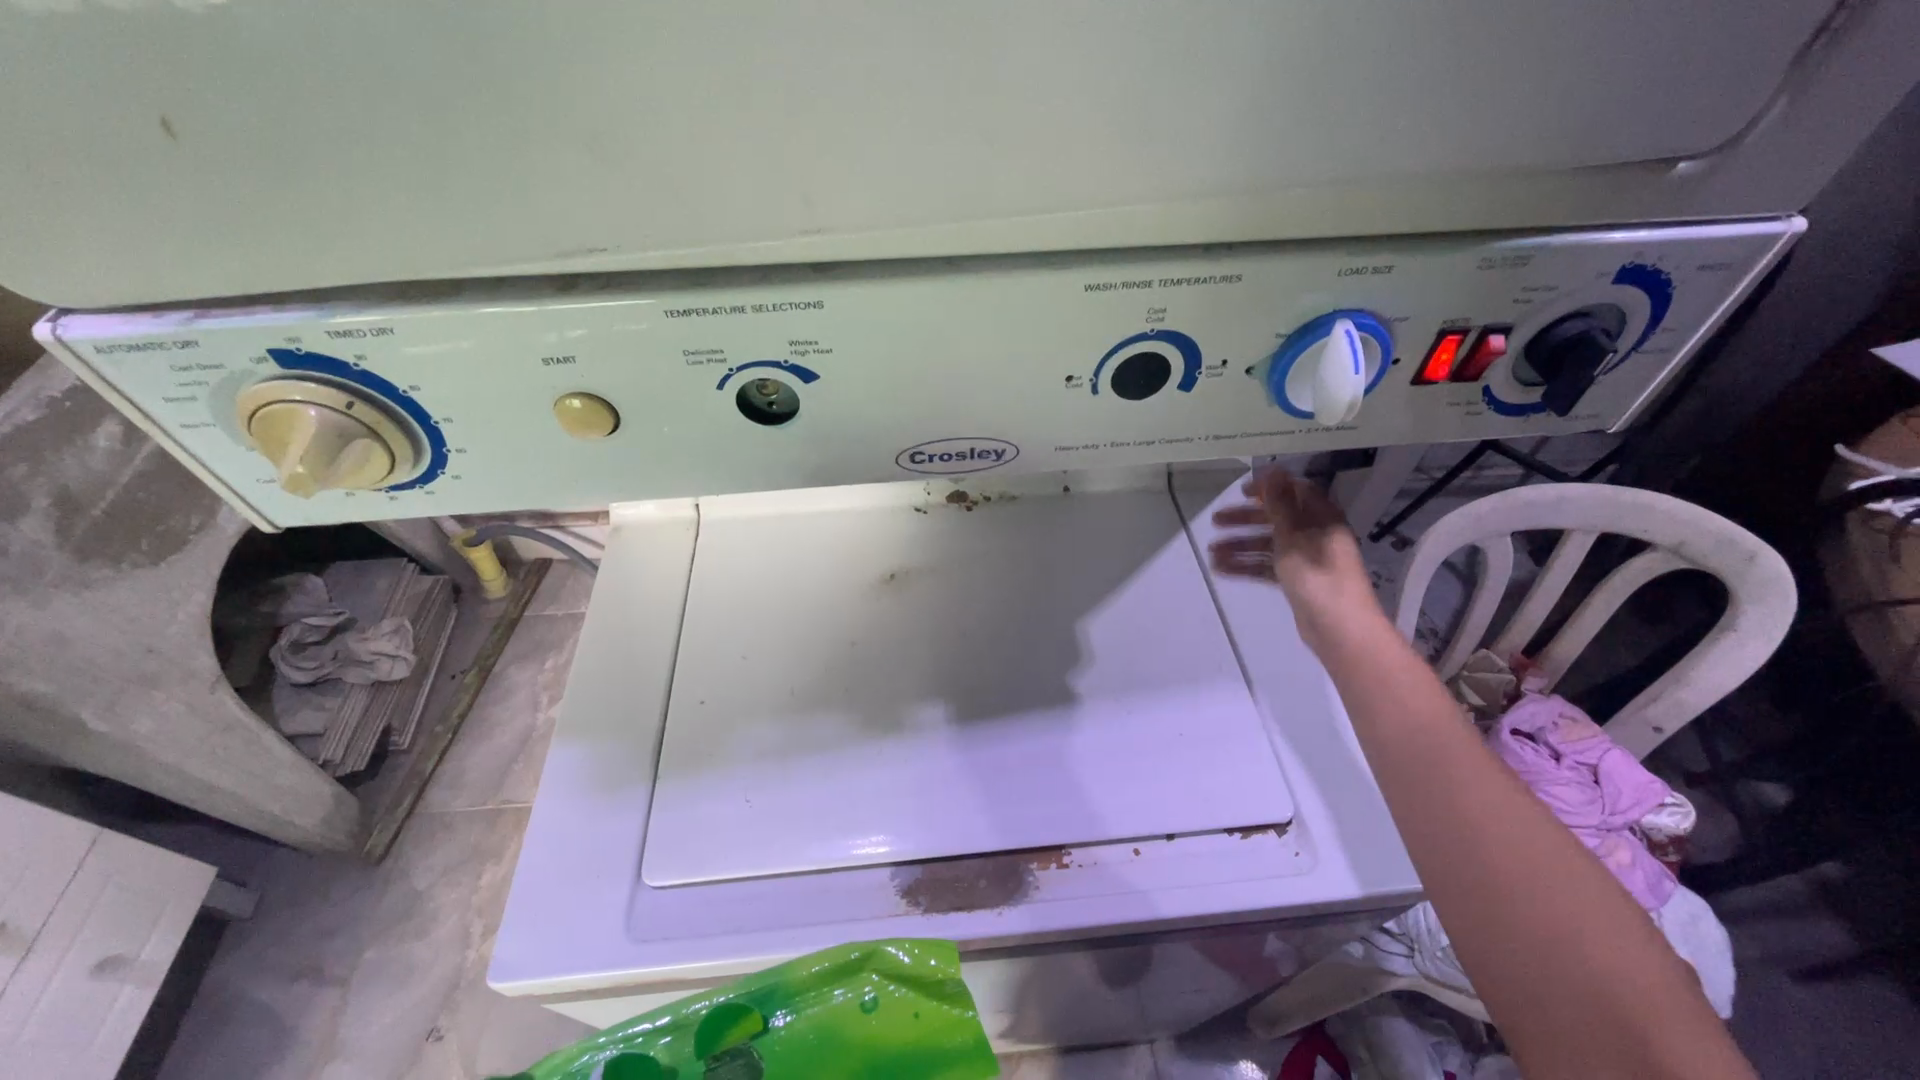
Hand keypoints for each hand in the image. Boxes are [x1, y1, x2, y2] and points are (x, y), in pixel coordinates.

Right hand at [1208, 468, 1384, 648]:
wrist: (1339, 628)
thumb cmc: (1318, 576)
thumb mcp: (1294, 536)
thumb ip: (1280, 504)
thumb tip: (1273, 469)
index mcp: (1321, 518)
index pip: (1294, 492)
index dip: (1268, 489)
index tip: (1240, 492)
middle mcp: (1314, 534)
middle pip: (1276, 519)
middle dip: (1245, 519)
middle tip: (1216, 521)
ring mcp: (1305, 559)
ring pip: (1268, 545)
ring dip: (1241, 545)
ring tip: (1212, 551)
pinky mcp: (1296, 581)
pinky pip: (1268, 567)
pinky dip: (1247, 566)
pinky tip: (1221, 569)